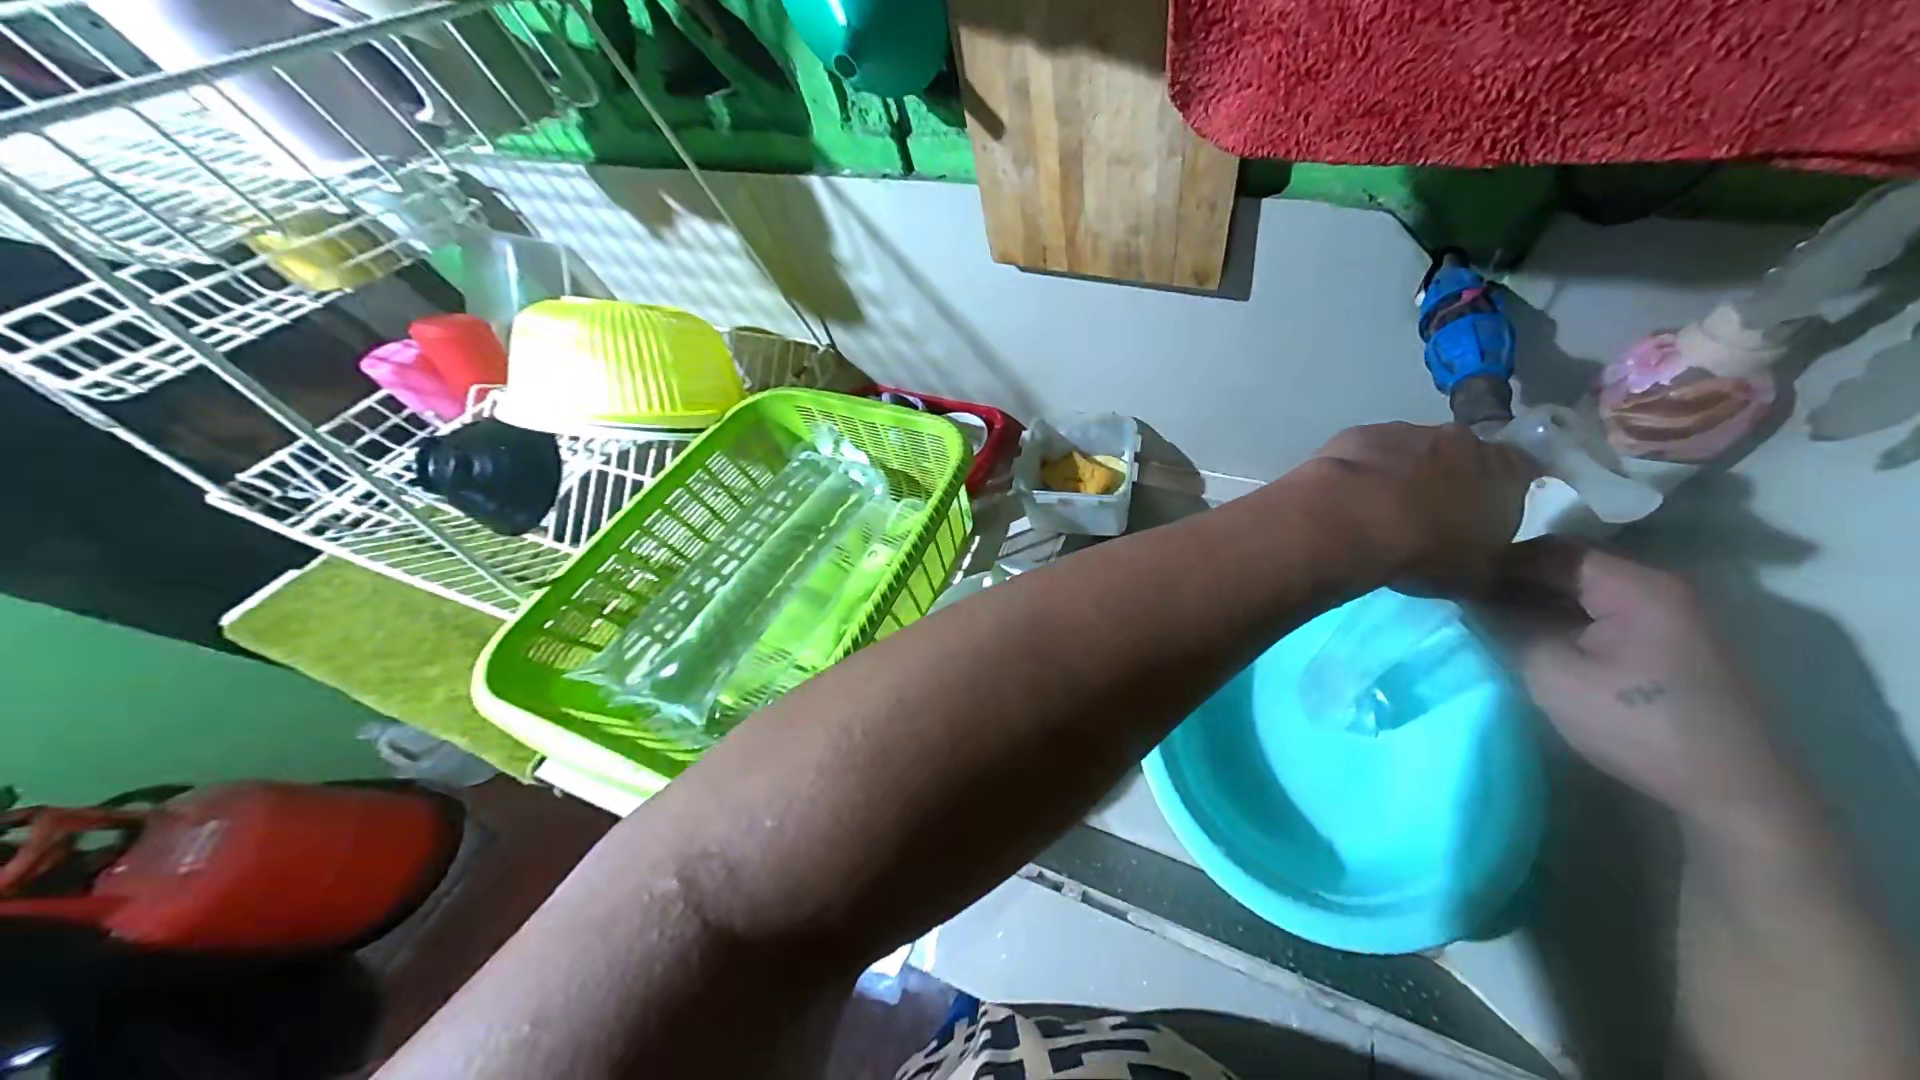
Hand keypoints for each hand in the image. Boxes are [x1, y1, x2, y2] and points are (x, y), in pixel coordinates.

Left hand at [1311, 422, 1536, 593]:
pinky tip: (1342, 497)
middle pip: (1457, 457)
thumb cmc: (1428, 552)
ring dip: (1397, 474)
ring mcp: (1403, 431)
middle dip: (1444, 480)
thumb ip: (1492, 556)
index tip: (1481, 513)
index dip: (1500, 492)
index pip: (1520, 471)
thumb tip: (1489, 556)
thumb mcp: (1478, 574)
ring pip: (1406, 452)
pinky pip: (1361, 453)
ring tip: (1374, 510)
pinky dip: (1356, 472)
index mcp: (1505, 469)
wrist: (1355, 522)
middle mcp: (1459, 439)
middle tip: (1423, 516)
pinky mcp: (1355, 434)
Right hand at [1479, 539, 1804, 835]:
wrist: (1731, 792)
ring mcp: (1667, 615)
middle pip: (1566, 565)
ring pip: (1579, 591)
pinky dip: (1556, 617)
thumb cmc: (1637, 725)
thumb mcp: (1552, 674)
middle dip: (1510, 580)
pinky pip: (1596, 612)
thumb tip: (1465, 598)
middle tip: (1459, 599)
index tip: (1450, 581)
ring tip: (1483, 617)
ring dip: (1531, 600)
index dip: (1494, 561)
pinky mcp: (1665, 642)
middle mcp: (1658, 588)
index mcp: (1637, 586)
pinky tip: (1525, 636)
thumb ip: (1504, 626)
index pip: (1549, 549)